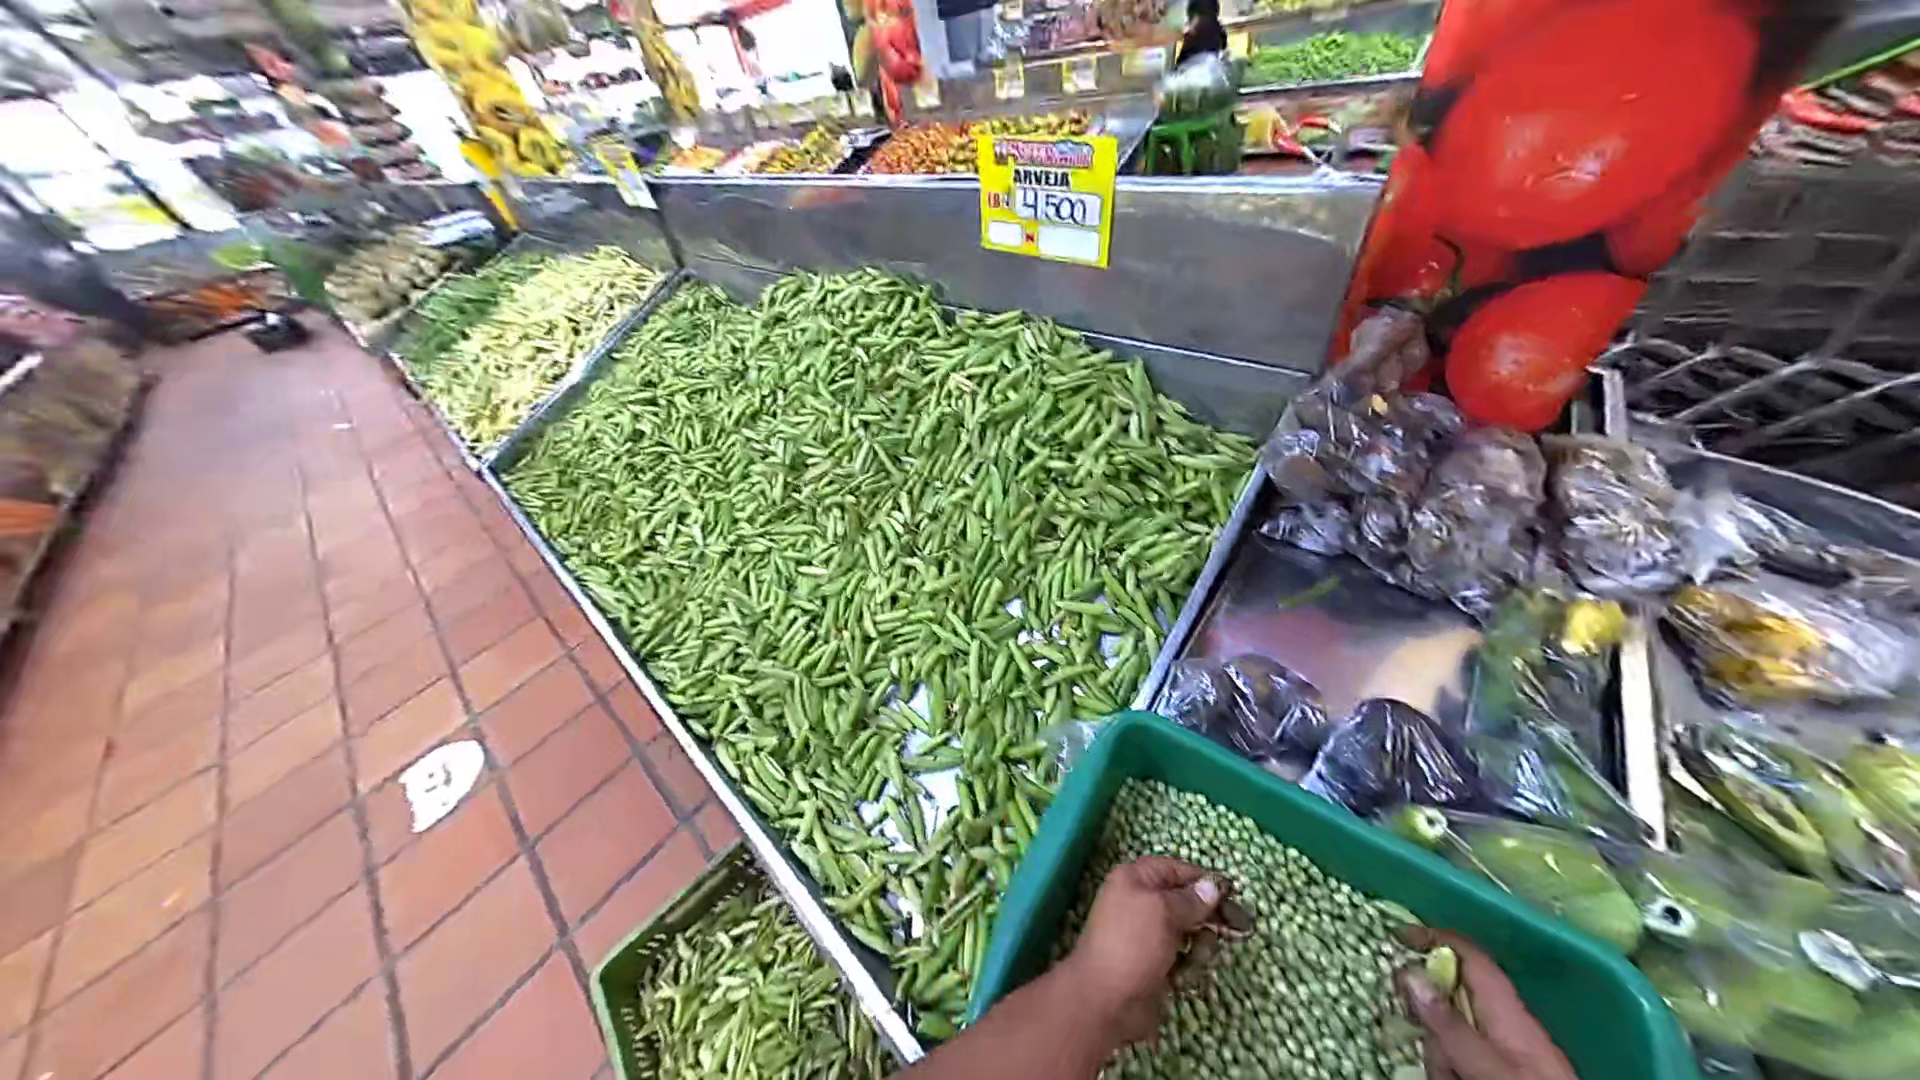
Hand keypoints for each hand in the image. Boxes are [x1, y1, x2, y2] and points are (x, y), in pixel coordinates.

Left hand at [1058, 856, 1223, 1047]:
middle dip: (1207, 918)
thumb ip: (1191, 899)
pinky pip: (1183, 958)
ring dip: (1198, 948)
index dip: (1202, 878)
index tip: (1232, 892)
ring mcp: (1149, 934)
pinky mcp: (1156, 963)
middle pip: (1186, 902)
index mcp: (1135, 879)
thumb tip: (1213, 885)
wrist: (1106, 997)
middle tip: (1236, 931)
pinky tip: (1179, 979)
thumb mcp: (1163, 911)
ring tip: (1193, 961)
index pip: (1175, 869)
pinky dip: (1186, 967)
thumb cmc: (1132, 942)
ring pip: (1190, 933)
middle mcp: (1141, 901)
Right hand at [1396, 928, 1577, 1079]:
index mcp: (1508, 1010)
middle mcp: (1507, 1023)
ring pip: (1453, 1031)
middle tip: (1422, 1041)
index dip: (1432, 936)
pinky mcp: (1504, 1071)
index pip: (1469, 954)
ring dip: (1440, 1054)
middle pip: (1451, 997)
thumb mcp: (1488, 1065)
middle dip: (1429, 1019)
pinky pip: (1464, 1057)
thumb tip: (1407, 971)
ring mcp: (1508, 1051)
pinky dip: (1452, 1070)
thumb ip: (1449, 1022)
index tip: (1394, 936)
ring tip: (1448, 1078)